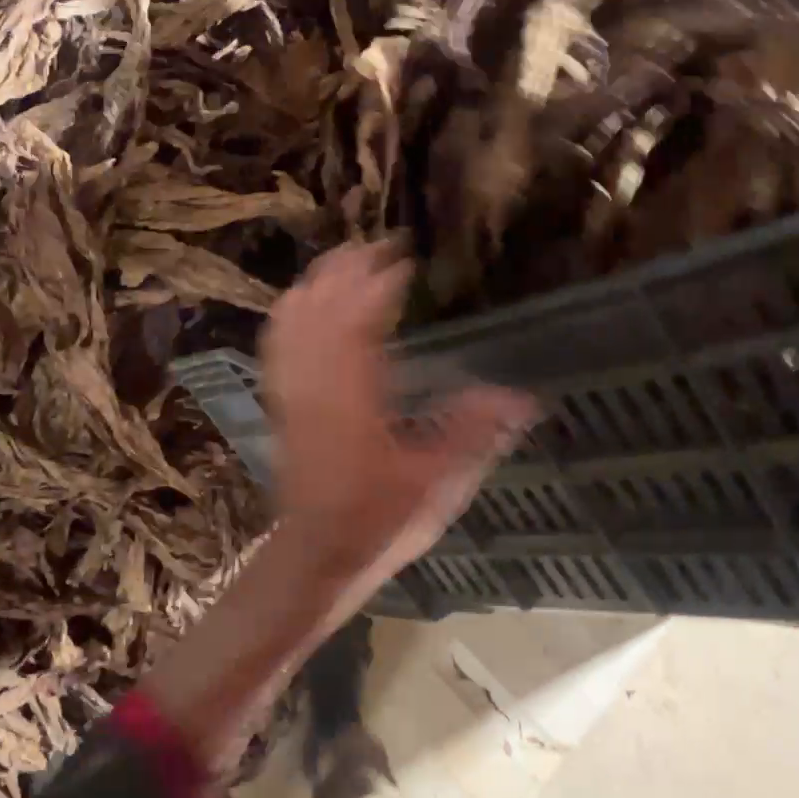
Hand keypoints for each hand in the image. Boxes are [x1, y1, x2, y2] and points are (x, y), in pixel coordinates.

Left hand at [259, 242, 536, 585]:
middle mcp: (318, 384)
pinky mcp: (280, 401)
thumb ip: (473, 434)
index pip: (361, 321)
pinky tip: (300, 299)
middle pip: (323, 307)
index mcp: (356, 397)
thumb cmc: (379, 520)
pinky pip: (276, 344)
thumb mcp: (436, 482)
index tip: (403, 259)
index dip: (379, 283)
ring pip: (295, 319)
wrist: (317, 552)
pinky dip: (290, 313)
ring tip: (343, 258)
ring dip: (318, 282)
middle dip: (347, 269)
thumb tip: (522, 397)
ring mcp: (292, 391)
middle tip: (376, 244)